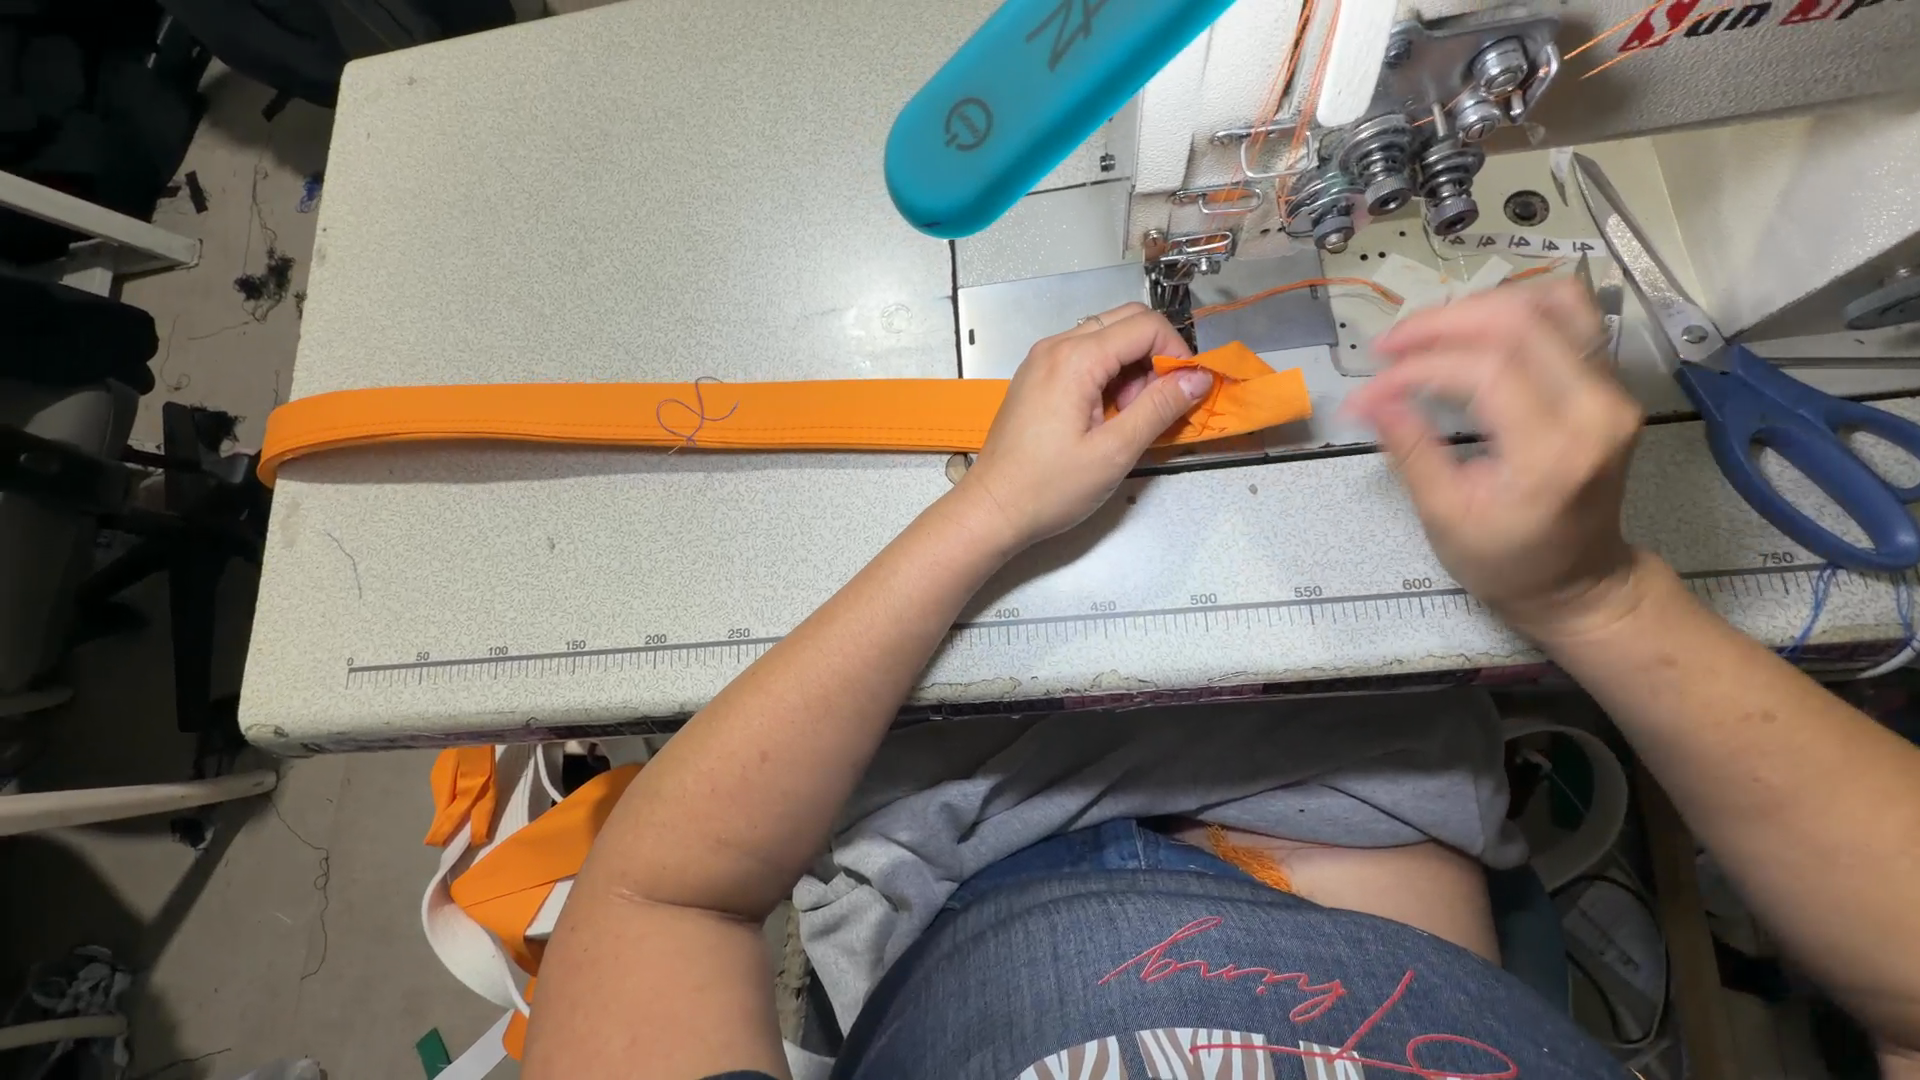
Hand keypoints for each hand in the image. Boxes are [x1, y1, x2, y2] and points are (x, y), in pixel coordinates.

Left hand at [956, 303, 1212, 549]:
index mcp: (1074, 359)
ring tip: (1128, 417)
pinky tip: (1104, 416)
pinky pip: (1083, 357)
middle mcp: (1055, 347)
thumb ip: (1158, 409)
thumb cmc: (1048, 488)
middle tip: (1156, 404)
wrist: (992, 508)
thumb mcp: (1113, 453)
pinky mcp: (1036, 378)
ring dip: (1131, 367)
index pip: (1145, 326)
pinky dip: (1106, 375)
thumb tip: (1197, 379)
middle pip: (1125, 322)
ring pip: (1105, 338)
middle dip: (1154, 356)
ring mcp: (1041, 360)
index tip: (1186, 390)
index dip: (1176, 353)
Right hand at [1344, 281, 1646, 641]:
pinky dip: (1513, 310)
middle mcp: (1597, 405)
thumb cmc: (1507, 561)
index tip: (1369, 392)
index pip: (1486, 371)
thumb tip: (1369, 401)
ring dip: (1480, 306)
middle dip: (1441, 323)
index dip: (1417, 368)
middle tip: (1387, 346)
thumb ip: (1411, 452)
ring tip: (1428, 333)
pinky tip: (1470, 331)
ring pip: (1554, 303)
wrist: (1579, 581)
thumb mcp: (1444, 516)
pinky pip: (1568, 318)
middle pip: (1521, 321)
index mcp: (1554, 449)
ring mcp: (1611, 388)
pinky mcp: (1608, 382)